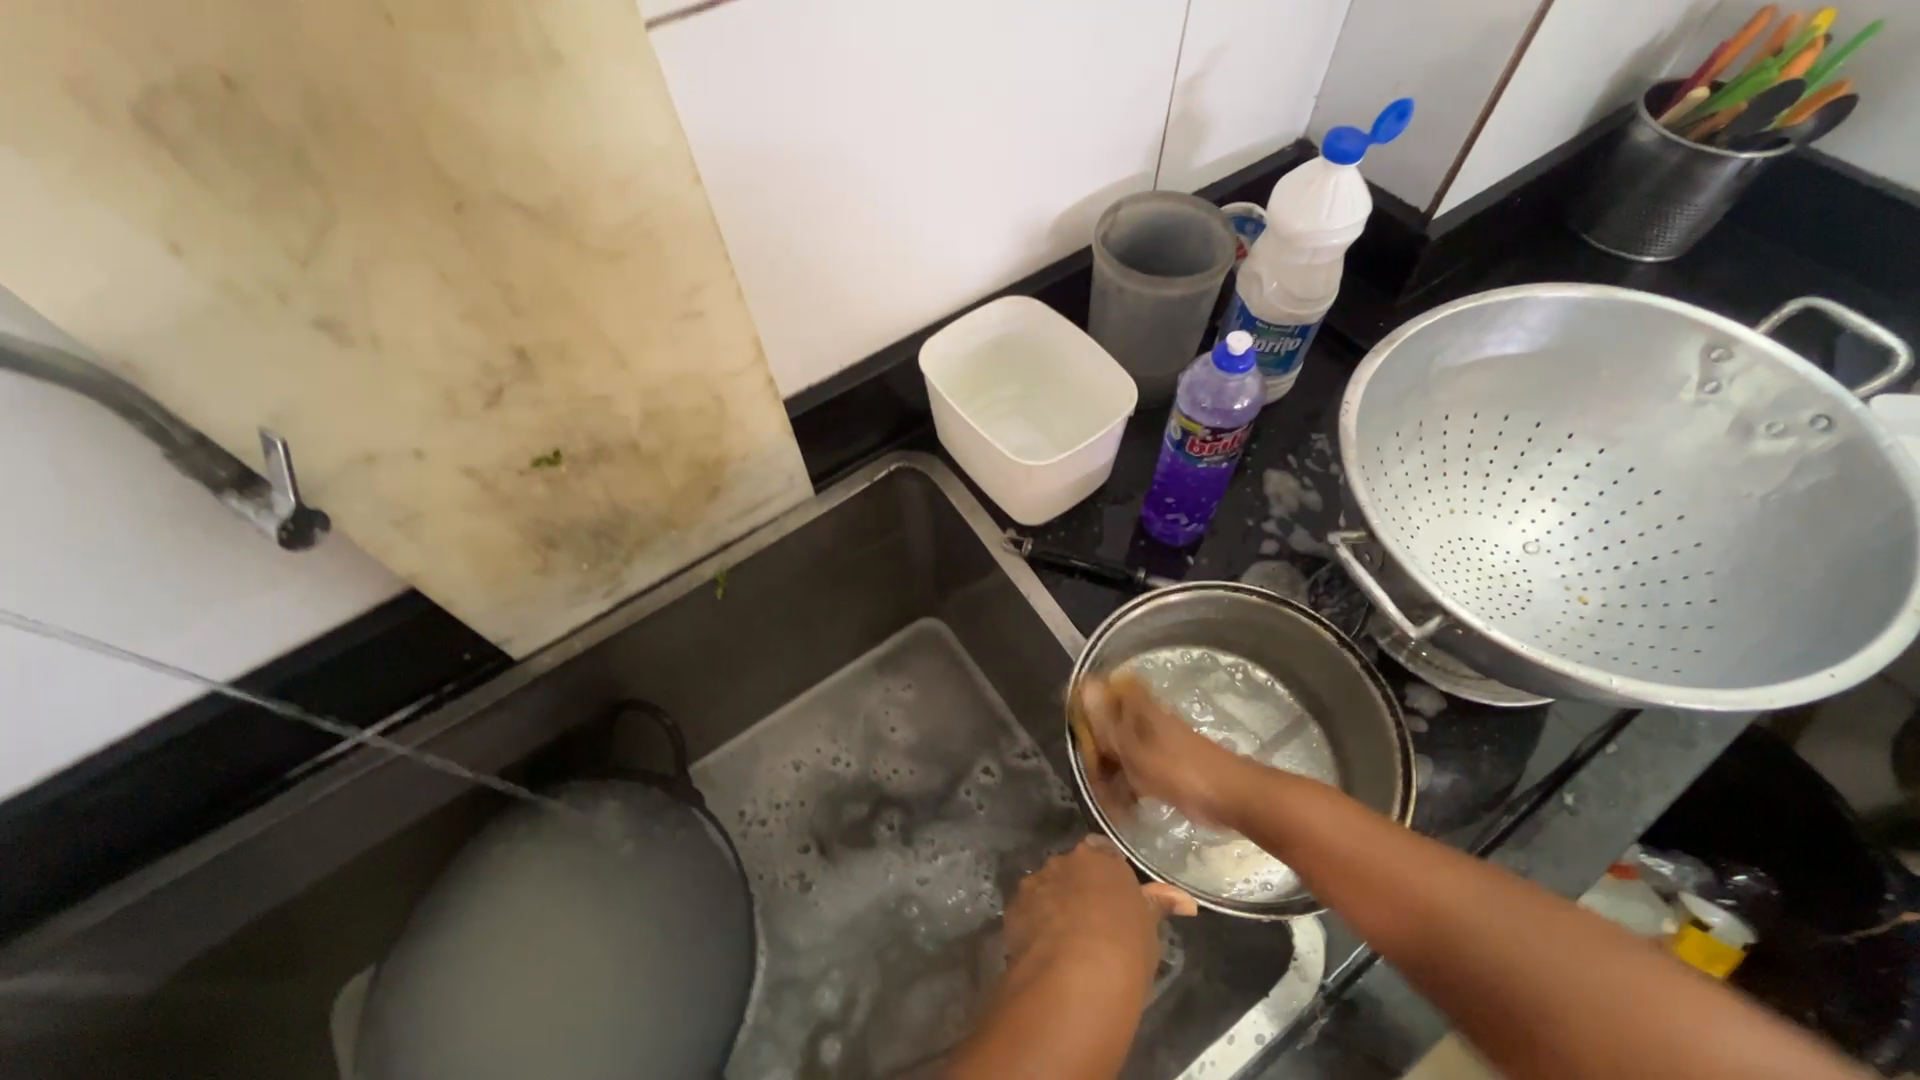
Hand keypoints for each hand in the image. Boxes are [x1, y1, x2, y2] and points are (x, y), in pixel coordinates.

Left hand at [1004, 836, 1195, 993]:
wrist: (1075, 977)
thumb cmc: (1124, 946)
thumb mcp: (1149, 927)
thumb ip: (1158, 905)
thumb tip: (1185, 900)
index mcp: (1100, 857)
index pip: (1102, 852)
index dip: (1106, 875)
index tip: (1112, 896)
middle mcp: (1063, 861)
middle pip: (1071, 869)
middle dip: (1078, 888)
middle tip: (1091, 921)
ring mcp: (1035, 884)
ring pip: (1045, 889)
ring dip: (1053, 905)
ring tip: (1066, 942)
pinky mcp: (1013, 910)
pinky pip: (1027, 912)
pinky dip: (1035, 925)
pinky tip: (1045, 952)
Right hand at [1078, 672, 1253, 826]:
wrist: (1231, 796)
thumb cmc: (1180, 771)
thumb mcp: (1136, 748)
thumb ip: (1106, 721)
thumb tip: (1084, 683)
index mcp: (1140, 710)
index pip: (1108, 693)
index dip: (1090, 706)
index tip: (1080, 730)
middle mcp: (1148, 721)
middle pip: (1112, 728)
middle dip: (1099, 753)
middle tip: (1094, 779)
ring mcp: (1159, 744)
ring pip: (1124, 753)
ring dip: (1112, 775)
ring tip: (1108, 803)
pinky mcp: (1168, 767)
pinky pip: (1139, 772)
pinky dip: (1129, 787)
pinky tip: (1124, 810)